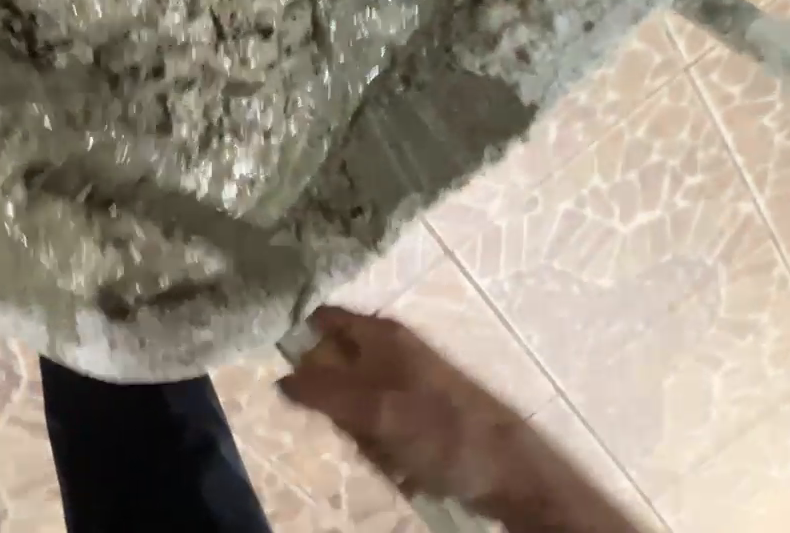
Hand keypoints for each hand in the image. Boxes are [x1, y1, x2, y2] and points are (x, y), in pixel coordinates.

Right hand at [278, 307, 535, 507]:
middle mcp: (390, 345)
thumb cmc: (438, 429)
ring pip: (354, 397)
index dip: (299, 335)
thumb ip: (322, 392)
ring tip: (374, 448)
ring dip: (355, 427)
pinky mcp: (418, 408)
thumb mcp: (372, 409)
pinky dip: (377, 440)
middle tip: (342, 425)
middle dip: (330, 398)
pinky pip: (378, 420)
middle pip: (334, 362)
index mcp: (379, 332)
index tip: (281, 364)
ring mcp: (406, 377)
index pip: (322, 318)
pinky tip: (393, 461)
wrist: (510, 472)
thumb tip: (279, 380)